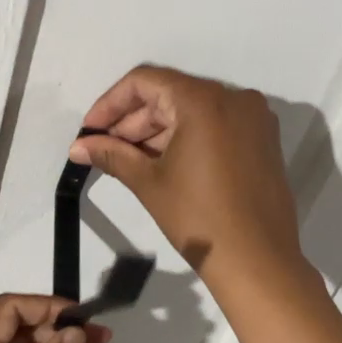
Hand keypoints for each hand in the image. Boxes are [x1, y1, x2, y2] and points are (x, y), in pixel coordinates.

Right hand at [69, 65, 307, 288]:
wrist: (256, 261)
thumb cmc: (198, 218)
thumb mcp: (149, 182)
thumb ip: (112, 155)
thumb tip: (79, 147)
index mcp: (204, 100)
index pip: (146, 82)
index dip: (110, 104)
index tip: (90, 132)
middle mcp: (234, 98)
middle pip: (171, 94)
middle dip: (133, 120)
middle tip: (104, 150)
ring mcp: (254, 119)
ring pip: (193, 111)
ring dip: (157, 131)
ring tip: (128, 161)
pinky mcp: (262, 141)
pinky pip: (216, 126)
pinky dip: (186, 138)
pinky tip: (162, 164)